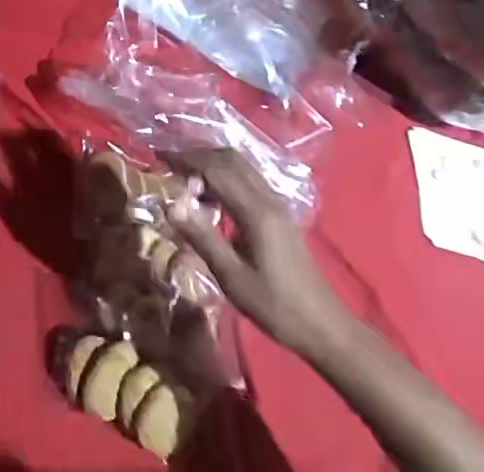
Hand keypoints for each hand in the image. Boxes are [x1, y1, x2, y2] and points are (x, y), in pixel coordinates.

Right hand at [164, 147, 353, 357]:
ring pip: (241, 166)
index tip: (158, 157)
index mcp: (256, 212)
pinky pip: (248, 179)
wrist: (324, 328)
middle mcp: (268, 200)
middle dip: (197, 155)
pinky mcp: (280, 214)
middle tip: (168, 163)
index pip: (216, 169)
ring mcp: (277, 205)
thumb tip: (170, 204)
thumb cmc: (275, 306)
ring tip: (184, 176)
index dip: (185, 158)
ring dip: (211, 162)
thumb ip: (201, 236)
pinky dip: (224, 174)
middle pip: (230, 159)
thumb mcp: (232, 276)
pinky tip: (210, 194)